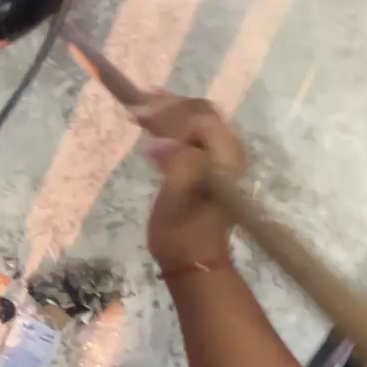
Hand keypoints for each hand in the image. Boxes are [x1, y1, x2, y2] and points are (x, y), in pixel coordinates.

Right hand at [136, 92, 246, 271]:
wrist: (195, 262)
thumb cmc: (183, 233)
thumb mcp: (177, 199)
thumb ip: (175, 162)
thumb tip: (159, 141)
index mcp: (224, 156)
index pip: (199, 116)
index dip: (168, 110)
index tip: (137, 110)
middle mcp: (229, 152)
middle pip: (201, 114)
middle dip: (169, 106)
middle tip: (137, 104)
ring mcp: (223, 160)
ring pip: (198, 122)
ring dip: (171, 114)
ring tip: (142, 110)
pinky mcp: (212, 169)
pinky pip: (195, 136)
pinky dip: (174, 128)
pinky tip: (156, 128)